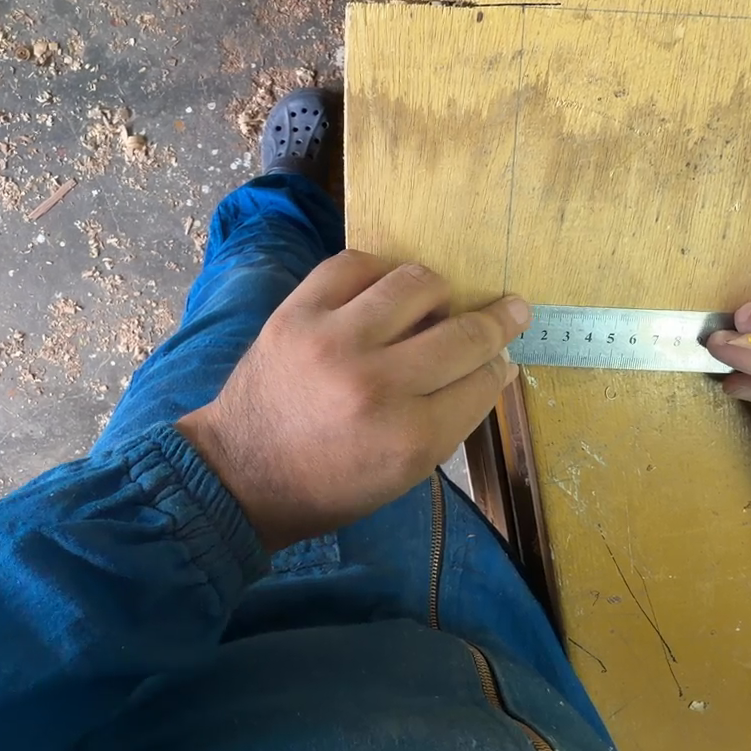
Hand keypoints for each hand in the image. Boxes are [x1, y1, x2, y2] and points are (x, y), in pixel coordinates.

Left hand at [178, 251, 528, 551]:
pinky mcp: (297, 311)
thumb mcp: (404, 475)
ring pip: (417, 283)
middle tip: (509, 310)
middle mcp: (377, 384)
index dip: (499, 365)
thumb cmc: (329, 485)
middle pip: (463, 334)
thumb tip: (493, 364)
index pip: (482, 382)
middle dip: (497, 321)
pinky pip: (355, 264)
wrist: (241, 472)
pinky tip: (385, 288)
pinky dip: (381, 271)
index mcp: (409, 439)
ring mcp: (334, 340)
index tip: (503, 354)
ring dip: (439, 291)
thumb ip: (452, 419)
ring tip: (436, 304)